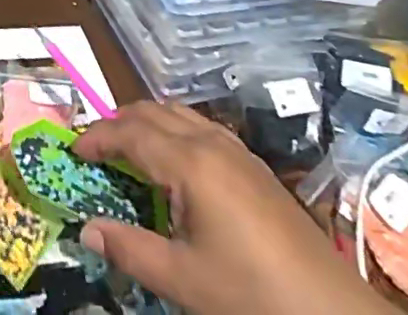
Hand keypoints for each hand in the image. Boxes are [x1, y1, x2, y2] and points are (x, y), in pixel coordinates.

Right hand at [74, 102, 397, 314]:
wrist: (334, 314)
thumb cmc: (253, 296)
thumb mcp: (183, 280)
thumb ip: (129, 249)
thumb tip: (86, 229)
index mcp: (190, 163)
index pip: (130, 133)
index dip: (97, 138)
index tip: (73, 151)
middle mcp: (210, 142)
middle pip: (152, 112)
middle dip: (117, 122)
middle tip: (94, 148)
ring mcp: (236, 150)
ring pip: (178, 113)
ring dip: (146, 122)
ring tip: (127, 150)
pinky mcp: (254, 165)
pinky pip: (201, 127)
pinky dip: (173, 130)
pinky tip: (173, 164)